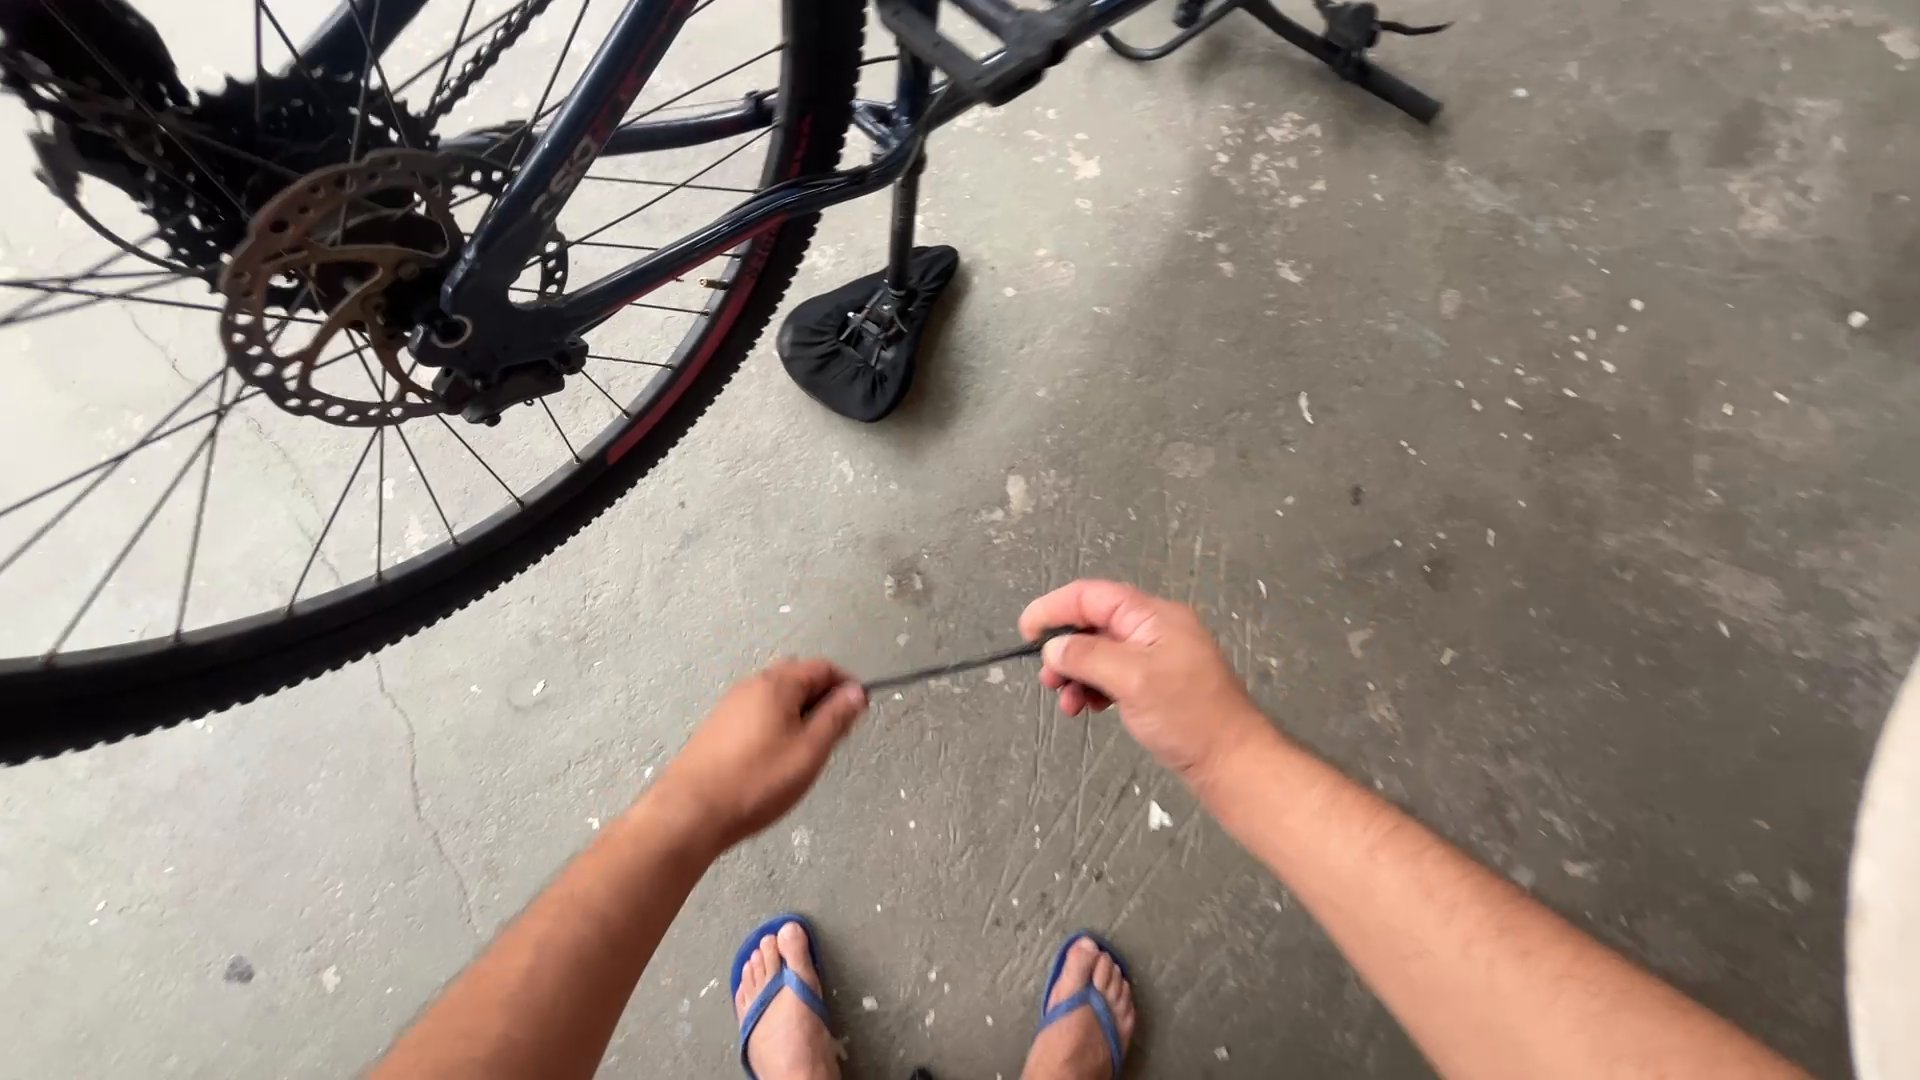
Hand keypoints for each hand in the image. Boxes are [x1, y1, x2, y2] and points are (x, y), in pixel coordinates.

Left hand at [654, 659, 866, 848]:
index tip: (858, 710)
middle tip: (836, 730)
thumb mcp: (810, 750)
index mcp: (777, 684)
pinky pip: (758, 712)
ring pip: (777, 696)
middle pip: (798, 676)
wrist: (690, 812)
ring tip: (808, 748)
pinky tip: (776, 756)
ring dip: (799, 711)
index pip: (822, 667)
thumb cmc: (757, 780)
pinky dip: (777, 722)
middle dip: (823, 696)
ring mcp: (731, 705)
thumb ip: (836, 716)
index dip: (846, 685)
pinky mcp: (718, 727)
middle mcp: (751, 685)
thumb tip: (856, 692)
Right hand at [1020, 580, 1265, 780]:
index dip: (1055, 607)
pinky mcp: (1155, 683)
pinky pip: (1112, 674)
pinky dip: (1093, 687)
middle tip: (1047, 679)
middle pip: (1094, 623)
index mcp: (1154, 616)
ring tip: (1066, 701)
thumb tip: (1053, 647)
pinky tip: (1087, 707)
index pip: (1093, 595)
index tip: (1027, 631)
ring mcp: (1156, 657)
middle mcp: (1154, 630)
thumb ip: (1087, 656)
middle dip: (1064, 648)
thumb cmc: (1187, 716)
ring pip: (1100, 652)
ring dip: (1075, 673)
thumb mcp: (1132, 679)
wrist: (1231, 762)